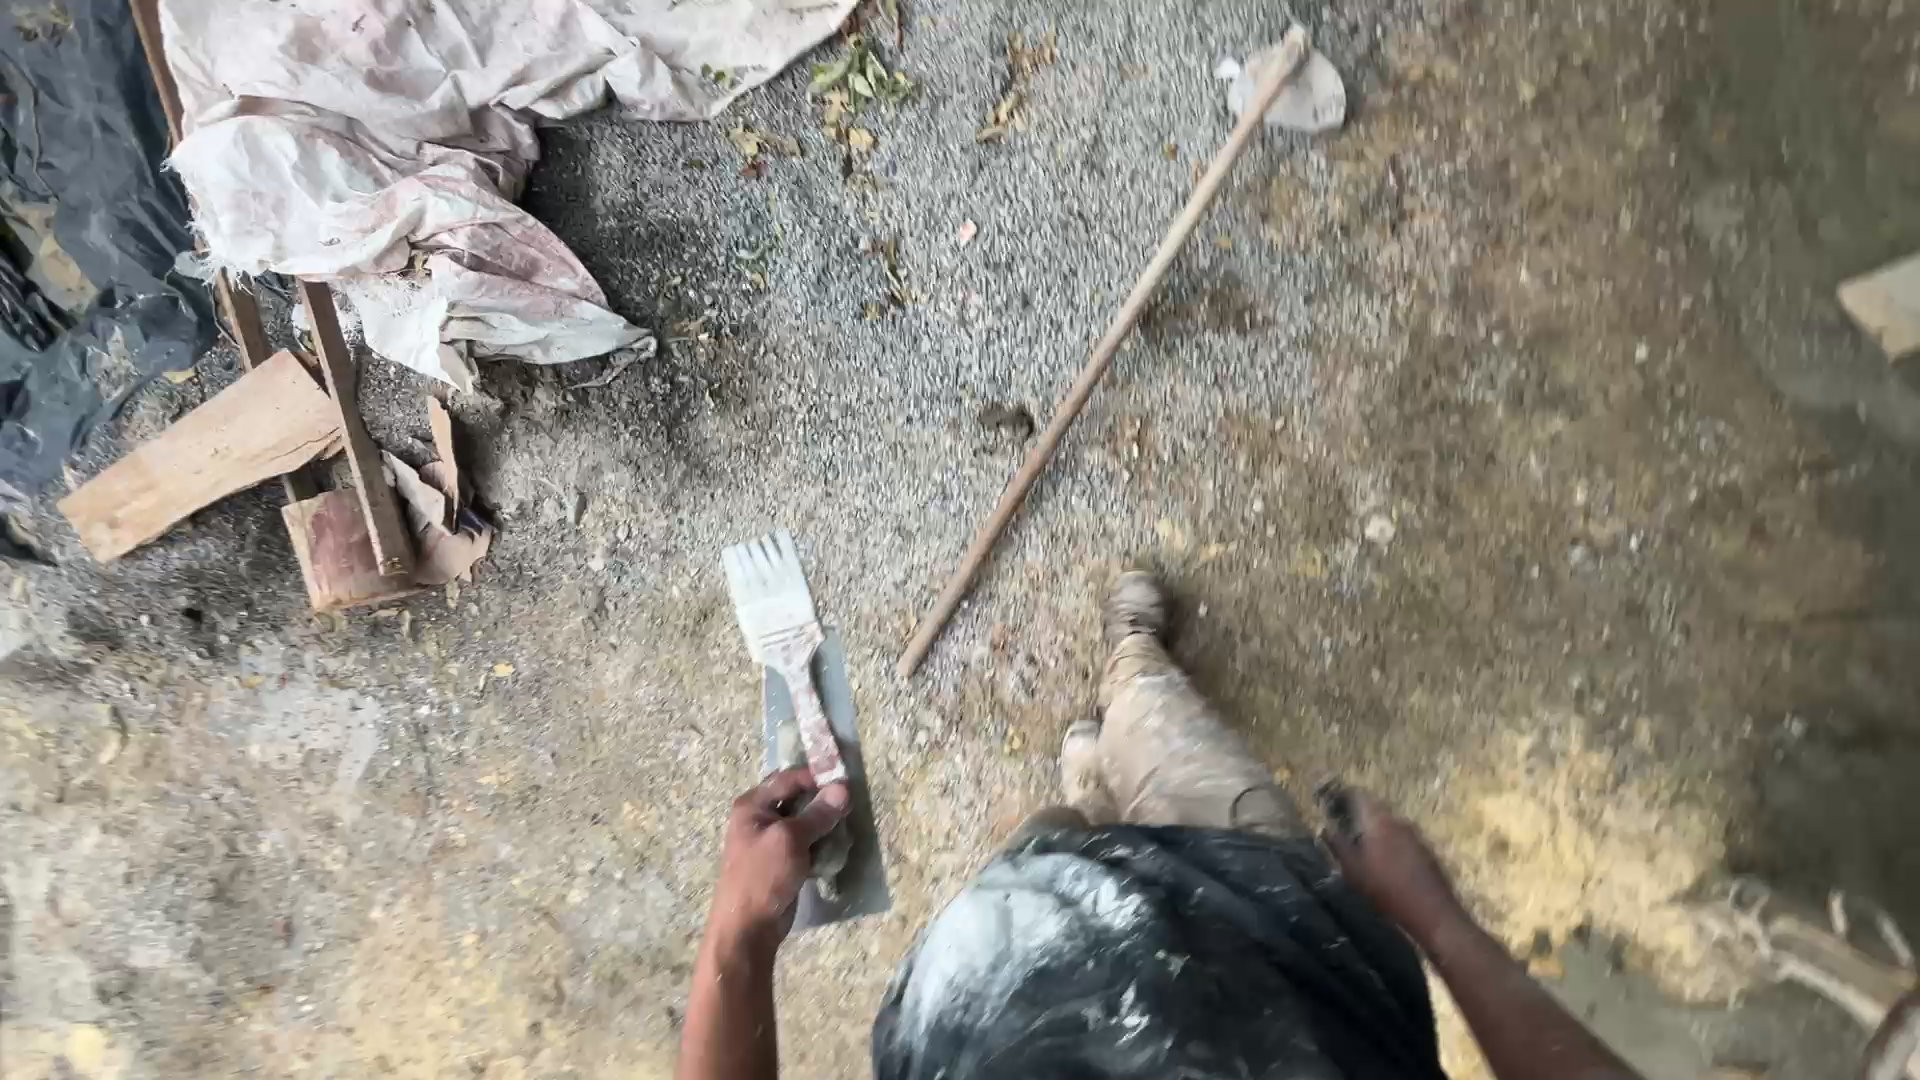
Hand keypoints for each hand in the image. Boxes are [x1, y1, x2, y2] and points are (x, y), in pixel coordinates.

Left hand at [705, 768, 849, 955]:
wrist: (747, 929)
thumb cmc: (762, 876)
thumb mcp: (790, 839)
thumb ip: (818, 813)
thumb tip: (843, 789)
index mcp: (753, 805)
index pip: (789, 778)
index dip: (816, 777)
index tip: (845, 783)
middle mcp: (760, 818)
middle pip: (799, 799)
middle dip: (823, 804)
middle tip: (849, 808)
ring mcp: (771, 840)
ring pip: (806, 823)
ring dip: (824, 827)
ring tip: (844, 832)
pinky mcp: (783, 860)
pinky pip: (807, 843)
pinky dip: (820, 845)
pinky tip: (834, 852)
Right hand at [1318, 783, 1462, 938]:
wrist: (1434, 915)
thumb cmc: (1387, 889)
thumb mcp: (1353, 870)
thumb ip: (1337, 845)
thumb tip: (1325, 828)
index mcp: (1378, 820)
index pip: (1357, 795)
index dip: (1341, 796)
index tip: (1329, 804)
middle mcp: (1398, 821)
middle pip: (1374, 808)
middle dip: (1357, 813)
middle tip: (1342, 825)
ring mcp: (1416, 836)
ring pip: (1389, 824)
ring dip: (1375, 829)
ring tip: (1362, 845)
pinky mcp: (1428, 852)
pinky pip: (1403, 838)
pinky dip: (1391, 842)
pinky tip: (1386, 861)